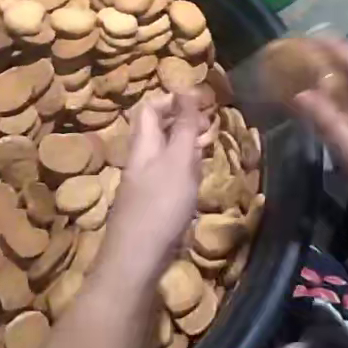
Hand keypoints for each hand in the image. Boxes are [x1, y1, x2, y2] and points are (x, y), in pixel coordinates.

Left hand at [98, 93, 204, 286]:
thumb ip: (183, 126)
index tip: (199, 102)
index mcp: (142, 145)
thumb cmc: (160, 205)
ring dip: (185, 146)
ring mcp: (143, 184)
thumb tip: (186, 88)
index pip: (149, 109)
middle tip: (209, 125)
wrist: (137, 259)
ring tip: (209, 146)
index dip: (171, 100)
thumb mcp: (177, 160)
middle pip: (157, 131)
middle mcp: (139, 160)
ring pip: (164, 154)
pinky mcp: (151, 205)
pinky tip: (198, 178)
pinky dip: (184, 170)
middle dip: (182, 122)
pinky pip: (168, 177)